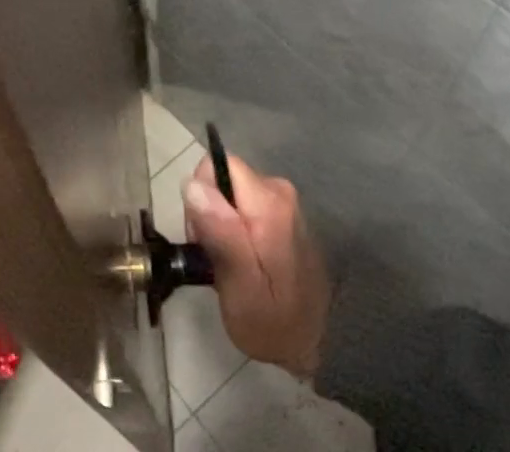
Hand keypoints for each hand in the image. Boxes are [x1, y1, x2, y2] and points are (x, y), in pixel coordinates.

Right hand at [184, 154, 329, 378]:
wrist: (317, 343)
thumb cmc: (273, 321)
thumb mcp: (240, 285)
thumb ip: (220, 232)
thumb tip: (192, 185)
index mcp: (268, 204)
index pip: (215, 165)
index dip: (199, 197)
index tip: (204, 237)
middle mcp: (278, 191)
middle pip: (220, 177)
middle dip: (207, 213)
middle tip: (216, 258)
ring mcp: (282, 201)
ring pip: (228, 192)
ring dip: (218, 224)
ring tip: (229, 264)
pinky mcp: (281, 213)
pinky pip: (240, 205)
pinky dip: (232, 229)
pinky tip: (241, 260)